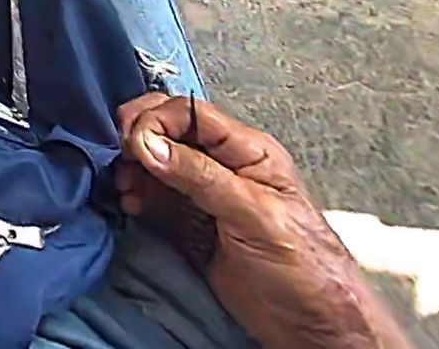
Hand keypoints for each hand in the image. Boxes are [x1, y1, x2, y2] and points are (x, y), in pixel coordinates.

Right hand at [115, 93, 409, 348]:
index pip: (189, 112)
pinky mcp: (187, 217)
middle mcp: (219, 160)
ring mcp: (201, 189)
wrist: (316, 332)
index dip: (156, 118)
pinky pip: (151, 190)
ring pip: (153, 156)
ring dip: (132, 165)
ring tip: (124, 185)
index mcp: (244, 147)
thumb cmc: (304, 269)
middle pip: (166, 126)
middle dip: (138, 135)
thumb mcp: (254, 214)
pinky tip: (130, 202)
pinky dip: (135, 191)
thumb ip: (200, 175)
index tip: (132, 140)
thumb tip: (146, 141)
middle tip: (122, 157)